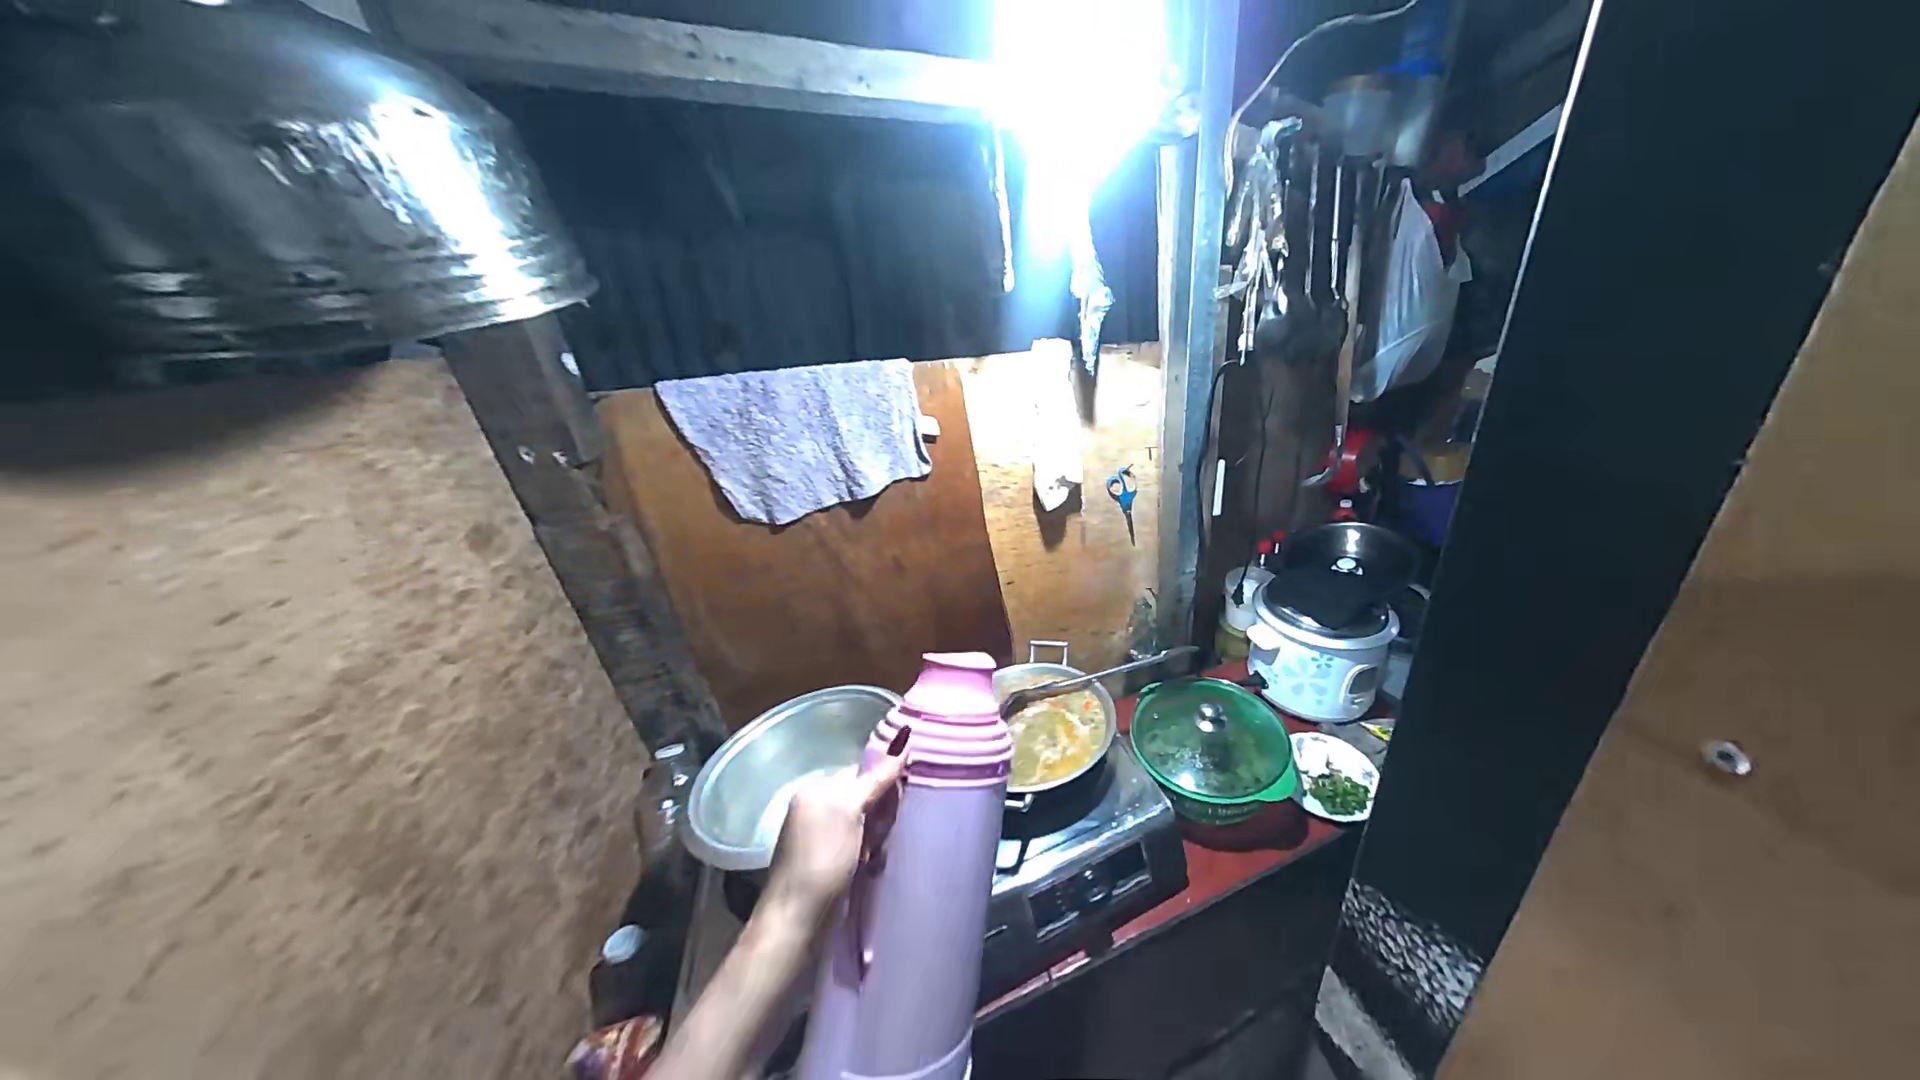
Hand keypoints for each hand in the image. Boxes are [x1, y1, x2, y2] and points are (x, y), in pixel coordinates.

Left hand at [760, 755, 906, 931]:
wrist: (797, 919)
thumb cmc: (823, 859)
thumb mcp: (851, 811)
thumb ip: (876, 778)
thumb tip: (902, 739)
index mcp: (818, 787)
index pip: (863, 770)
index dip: (884, 783)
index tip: (896, 804)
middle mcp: (818, 804)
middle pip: (866, 795)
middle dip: (880, 814)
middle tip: (879, 835)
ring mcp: (822, 832)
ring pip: (867, 821)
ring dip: (877, 836)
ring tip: (873, 855)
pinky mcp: (828, 857)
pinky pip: (860, 841)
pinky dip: (869, 851)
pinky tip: (869, 865)